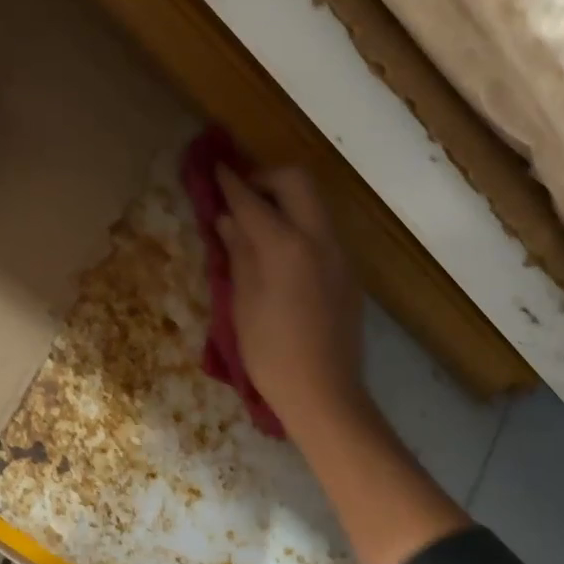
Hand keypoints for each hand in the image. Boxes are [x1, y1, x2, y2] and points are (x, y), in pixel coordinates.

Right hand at [214, 165, 366, 423]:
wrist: (324, 393)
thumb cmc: (271, 356)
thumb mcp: (243, 306)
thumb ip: (238, 256)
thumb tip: (228, 221)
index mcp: (286, 246)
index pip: (253, 202)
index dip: (231, 184)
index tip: (215, 170)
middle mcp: (319, 239)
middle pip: (296, 182)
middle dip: (267, 179)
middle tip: (242, 196)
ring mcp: (339, 256)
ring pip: (314, 206)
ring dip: (286, 202)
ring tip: (259, 226)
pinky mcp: (348, 275)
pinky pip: (323, 234)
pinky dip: (300, 228)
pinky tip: (282, 257)